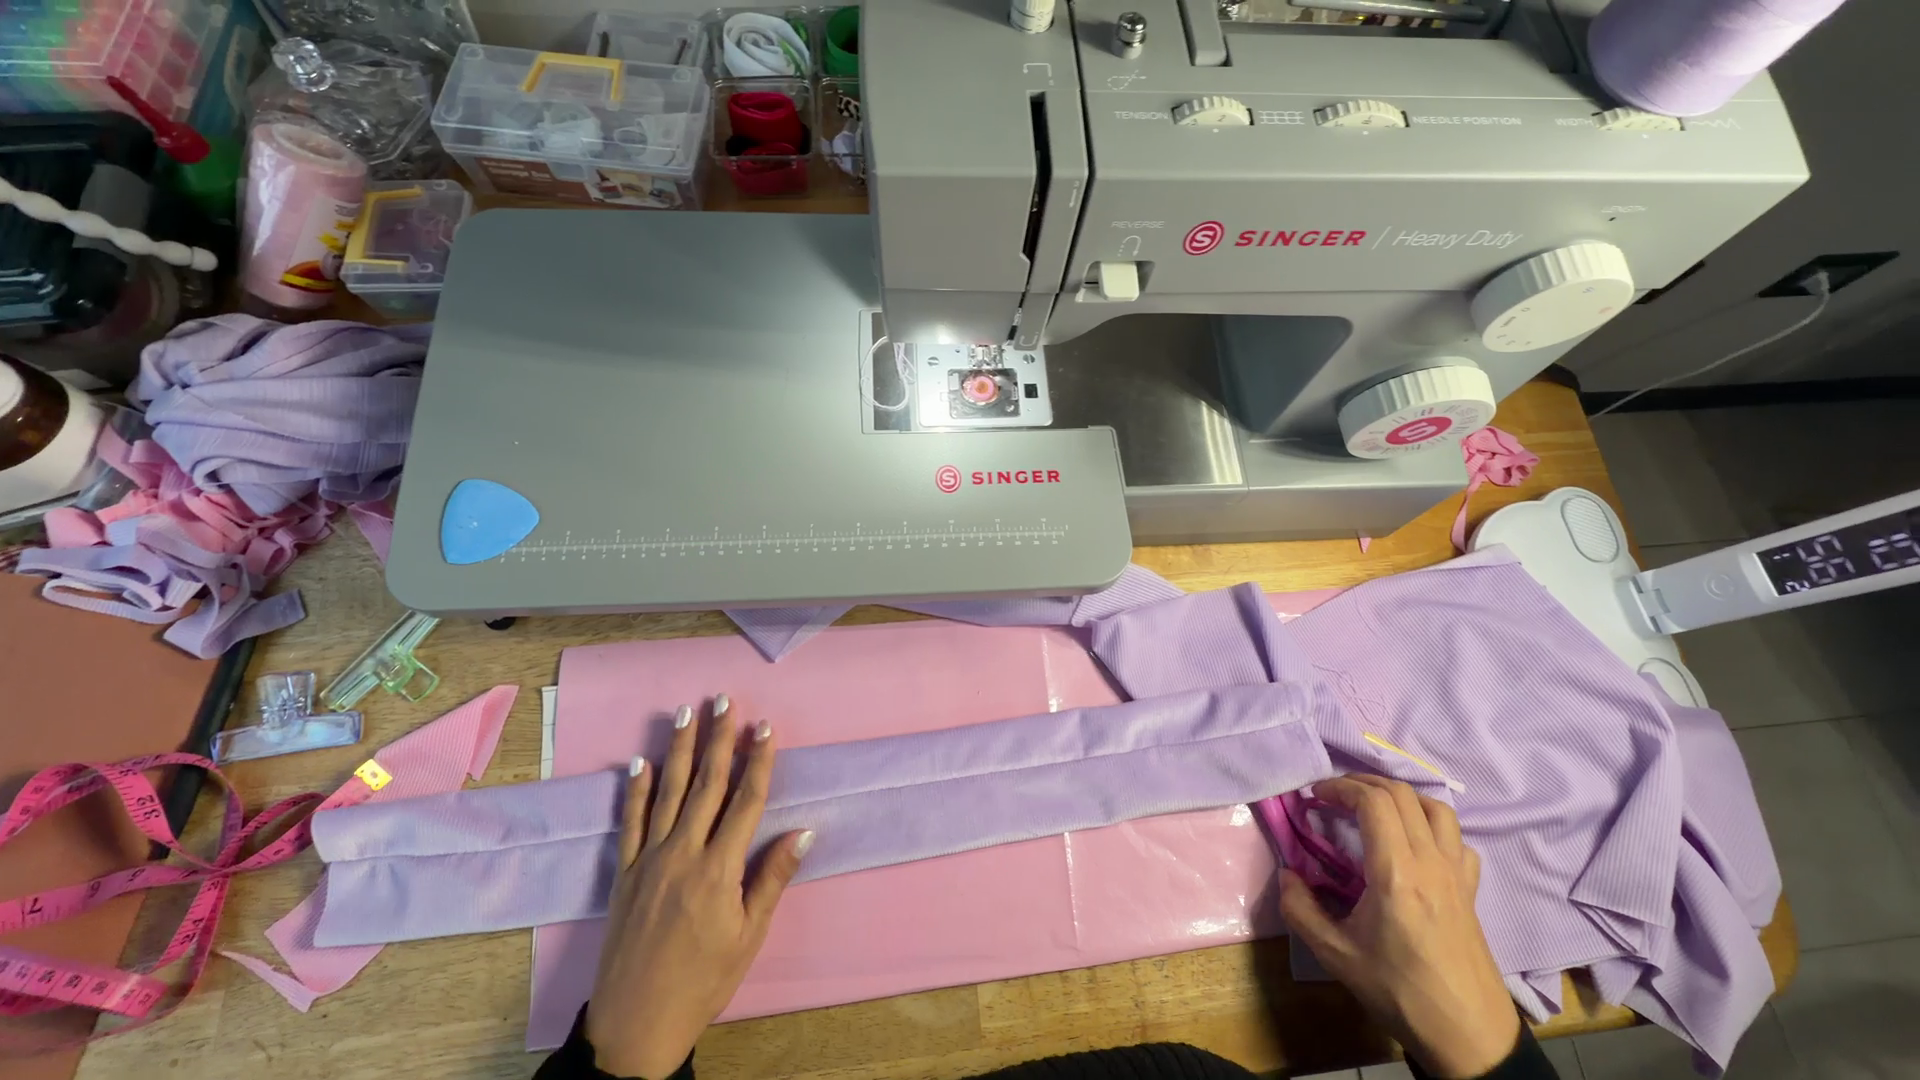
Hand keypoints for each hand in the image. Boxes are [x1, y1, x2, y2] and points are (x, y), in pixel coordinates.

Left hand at [585, 695, 812, 1077]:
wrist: (635, 1022)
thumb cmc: (704, 981)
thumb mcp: (749, 935)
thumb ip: (772, 878)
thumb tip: (804, 831)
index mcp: (719, 869)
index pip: (745, 801)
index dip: (758, 761)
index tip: (765, 727)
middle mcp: (683, 853)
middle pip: (705, 784)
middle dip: (718, 739)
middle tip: (724, 700)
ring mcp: (649, 859)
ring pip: (667, 792)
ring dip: (678, 749)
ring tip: (687, 713)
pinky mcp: (624, 872)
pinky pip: (630, 822)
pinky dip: (635, 790)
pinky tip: (639, 762)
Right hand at [1277, 775, 1519, 1079]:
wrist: (1467, 1034)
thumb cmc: (1399, 992)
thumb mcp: (1335, 954)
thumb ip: (1301, 910)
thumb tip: (1287, 876)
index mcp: (1396, 872)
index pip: (1374, 801)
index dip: (1340, 787)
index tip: (1314, 797)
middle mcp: (1431, 862)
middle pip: (1402, 794)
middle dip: (1362, 784)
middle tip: (1333, 796)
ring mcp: (1457, 874)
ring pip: (1435, 808)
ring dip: (1400, 797)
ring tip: (1372, 809)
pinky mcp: (1471, 889)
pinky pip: (1456, 840)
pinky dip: (1431, 827)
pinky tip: (1413, 845)